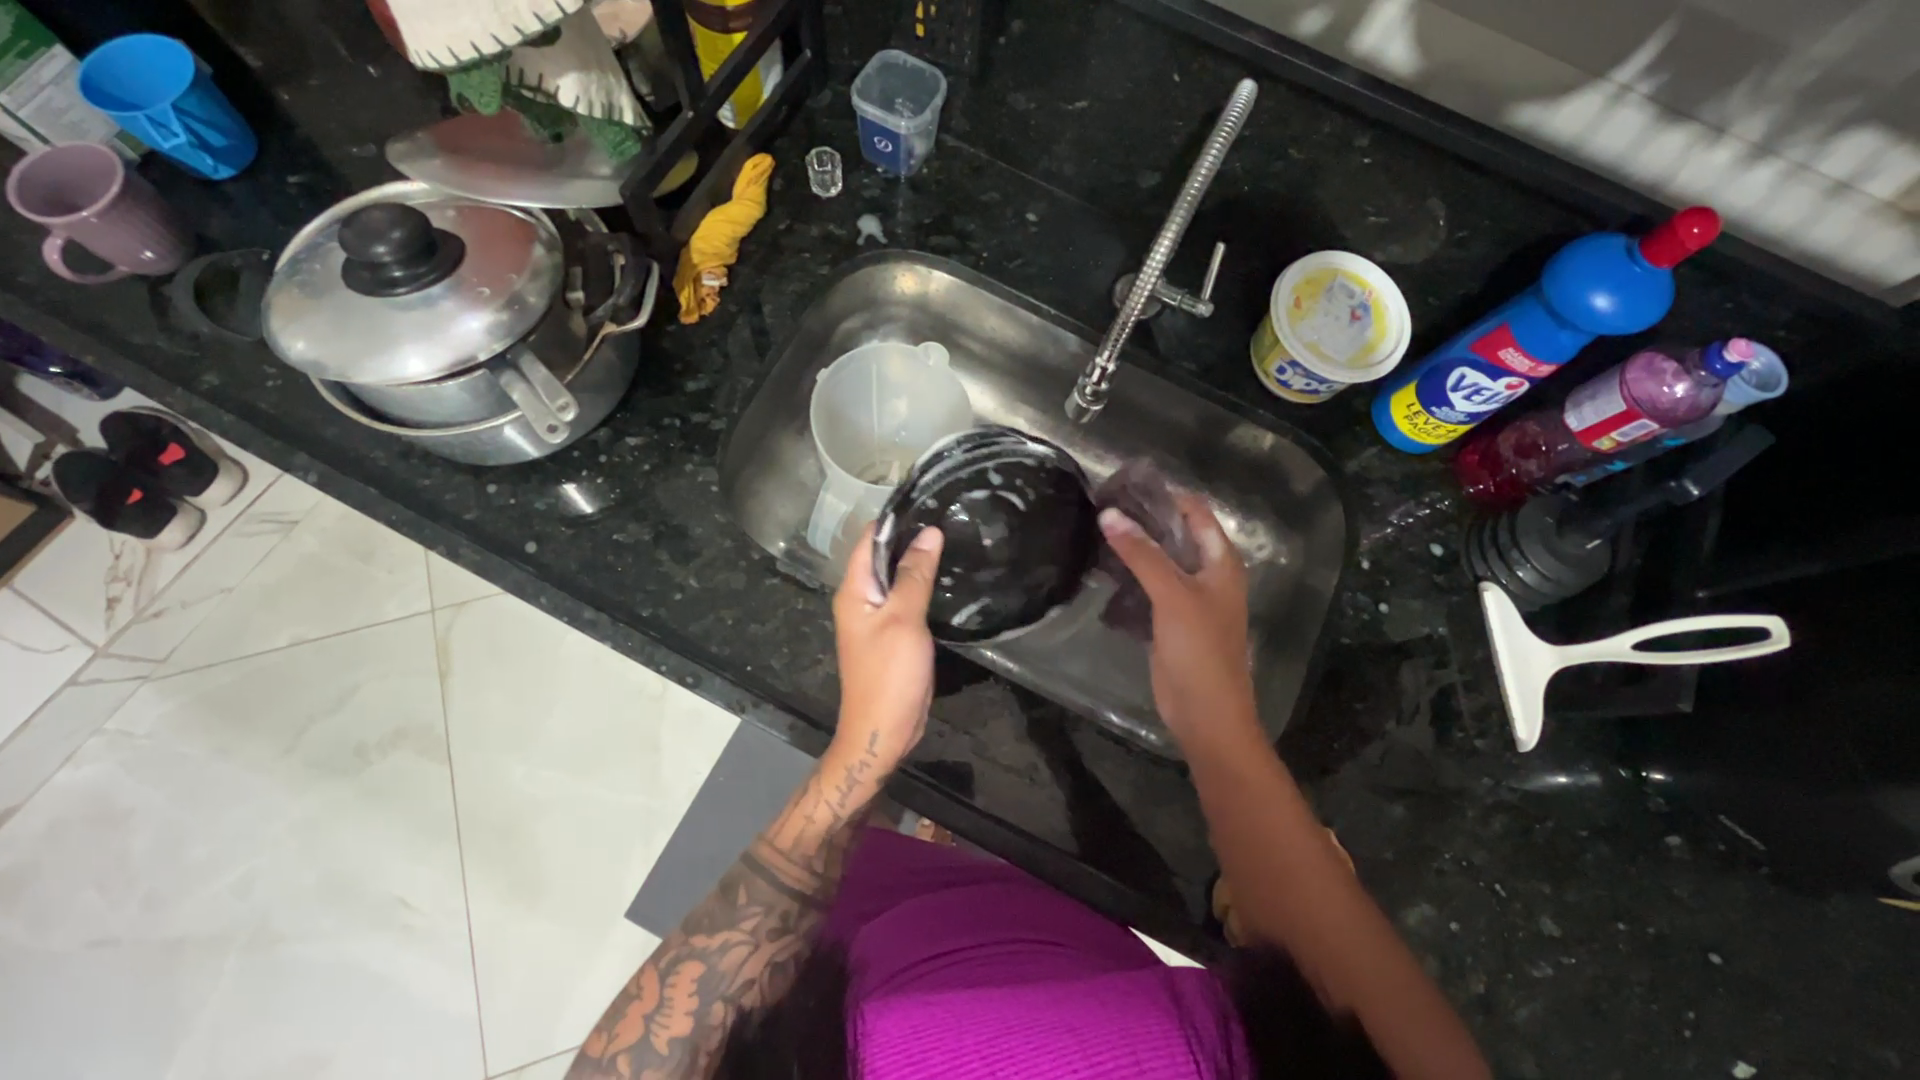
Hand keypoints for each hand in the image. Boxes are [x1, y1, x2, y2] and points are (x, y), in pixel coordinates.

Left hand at [829, 522, 943, 779]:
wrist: (882, 731)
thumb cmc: (888, 675)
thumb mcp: (904, 620)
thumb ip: (914, 575)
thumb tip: (929, 533)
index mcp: (854, 591)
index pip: (871, 539)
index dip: (897, 519)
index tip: (930, 501)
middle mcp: (860, 600)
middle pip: (884, 557)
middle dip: (912, 538)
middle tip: (952, 519)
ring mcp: (875, 620)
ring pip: (897, 580)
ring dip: (919, 563)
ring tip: (955, 542)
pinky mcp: (891, 637)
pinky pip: (905, 602)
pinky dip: (922, 588)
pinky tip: (947, 580)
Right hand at [1099, 495, 1261, 752]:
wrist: (1206, 713)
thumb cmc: (1200, 649)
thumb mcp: (1172, 595)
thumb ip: (1142, 553)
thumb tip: (1109, 513)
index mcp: (1221, 561)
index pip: (1194, 512)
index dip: (1163, 495)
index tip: (1122, 484)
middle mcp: (1207, 574)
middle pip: (1174, 534)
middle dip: (1142, 519)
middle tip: (1099, 505)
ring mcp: (1188, 598)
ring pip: (1158, 561)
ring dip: (1132, 547)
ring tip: (1093, 530)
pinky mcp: (1168, 621)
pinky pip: (1147, 588)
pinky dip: (1128, 576)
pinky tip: (1100, 569)